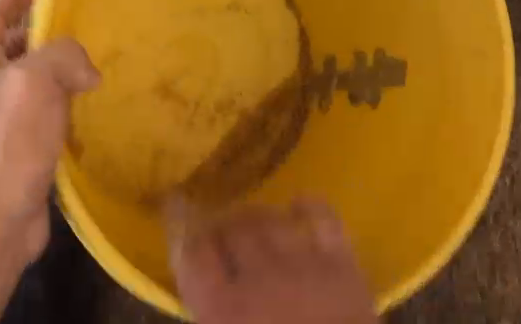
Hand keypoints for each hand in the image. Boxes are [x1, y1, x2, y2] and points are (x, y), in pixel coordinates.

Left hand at [0, 0, 99, 264]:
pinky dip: (61, 117)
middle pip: (7, 52)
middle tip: (83, 33)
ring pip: (26, 90)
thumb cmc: (1, 146)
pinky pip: (37, 126)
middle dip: (42, 39)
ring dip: (56, 80)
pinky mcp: (8, 163)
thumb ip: (63, 56)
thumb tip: (84, 70)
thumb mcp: (35, 81)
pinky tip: (86, 123)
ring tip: (94, 76)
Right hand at [169, 199, 380, 323]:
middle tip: (223, 231)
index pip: (194, 252)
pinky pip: (322, 218)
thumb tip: (207, 303)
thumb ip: (210, 315)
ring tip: (255, 223)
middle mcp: (258, 276)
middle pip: (233, 228)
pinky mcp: (341, 263)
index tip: (179, 212)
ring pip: (272, 219)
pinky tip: (298, 207)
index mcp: (222, 310)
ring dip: (259, 217)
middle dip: (224, 225)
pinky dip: (308, 207)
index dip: (183, 228)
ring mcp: (302, 264)